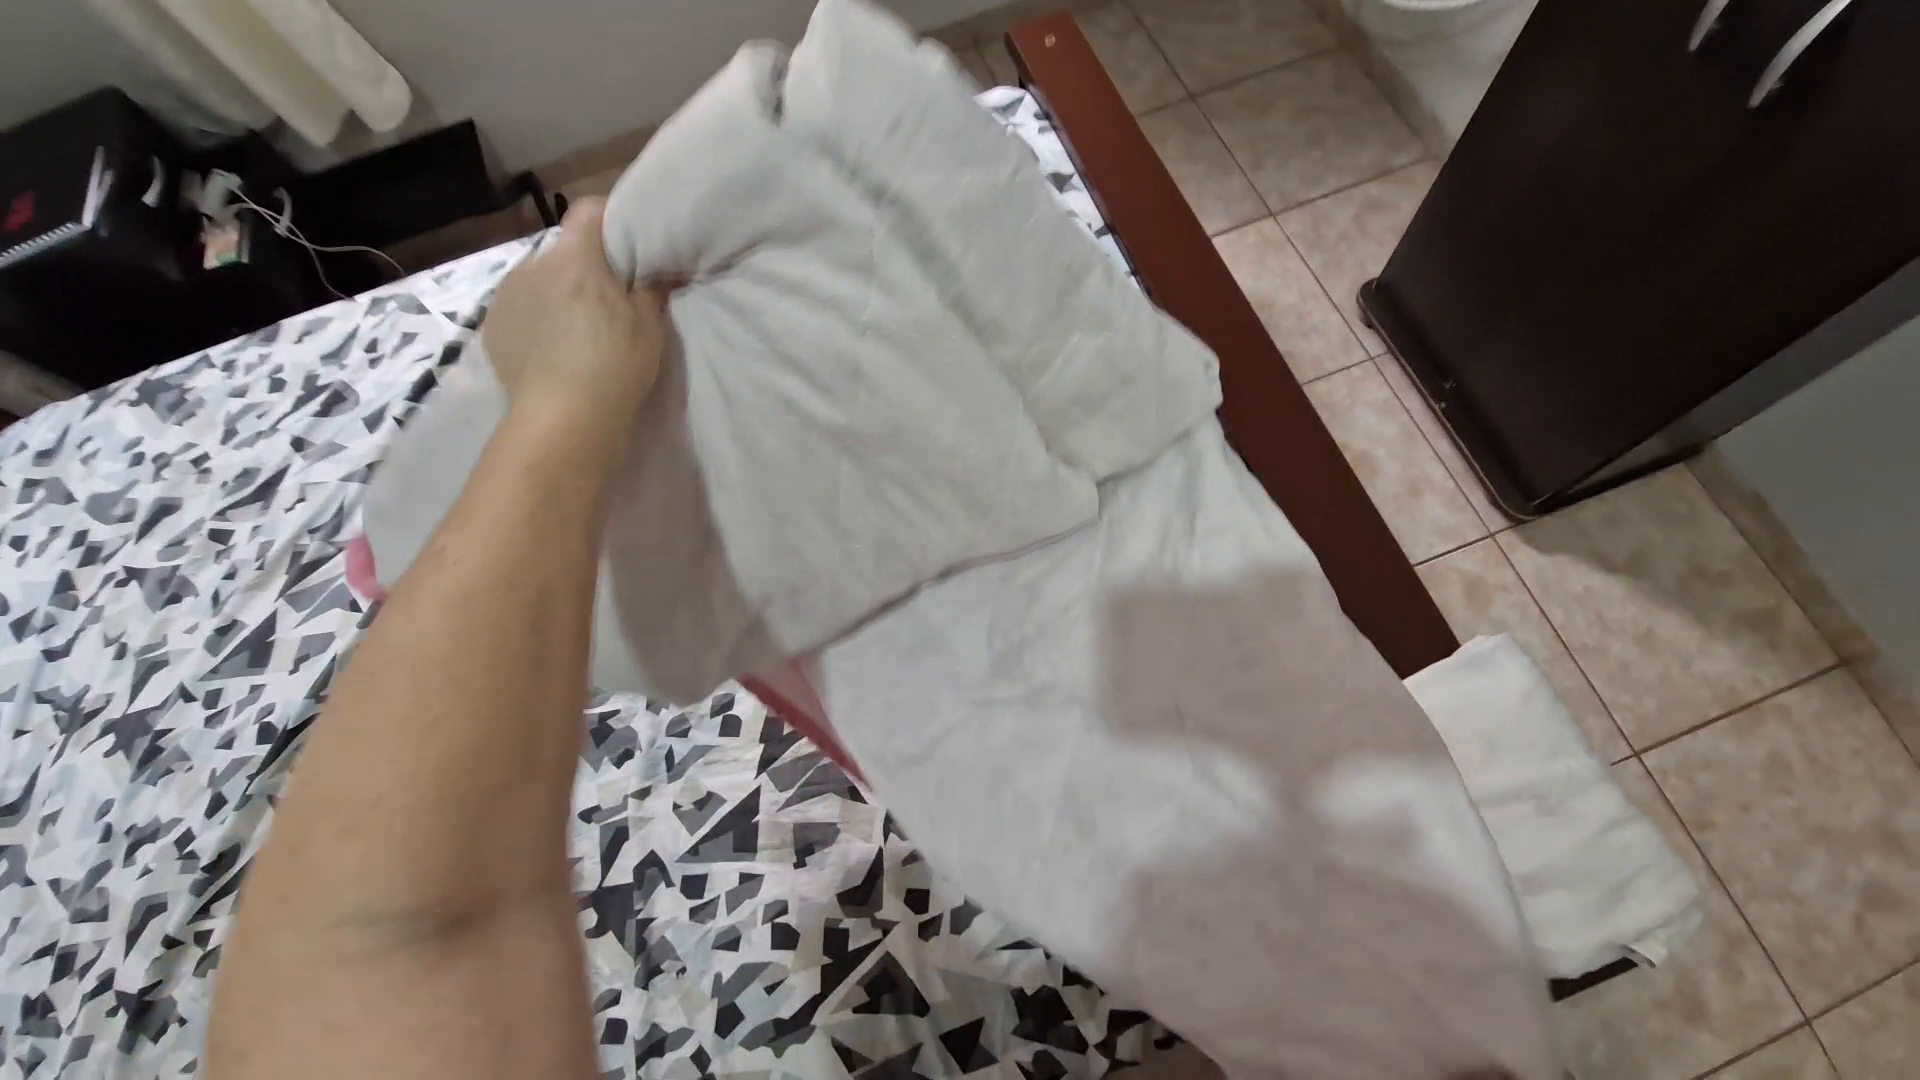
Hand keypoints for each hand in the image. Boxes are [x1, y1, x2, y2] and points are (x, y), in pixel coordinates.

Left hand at [482, 196, 665, 429]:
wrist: (562, 420)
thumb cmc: (614, 368)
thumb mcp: (648, 327)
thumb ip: (651, 287)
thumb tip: (660, 267)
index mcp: (576, 259)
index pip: (589, 210)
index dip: (611, 217)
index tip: (630, 239)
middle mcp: (534, 265)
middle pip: (565, 250)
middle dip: (587, 265)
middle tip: (612, 298)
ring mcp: (506, 295)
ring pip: (541, 279)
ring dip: (560, 292)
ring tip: (579, 328)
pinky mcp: (491, 325)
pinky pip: (521, 307)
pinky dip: (538, 317)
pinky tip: (553, 348)